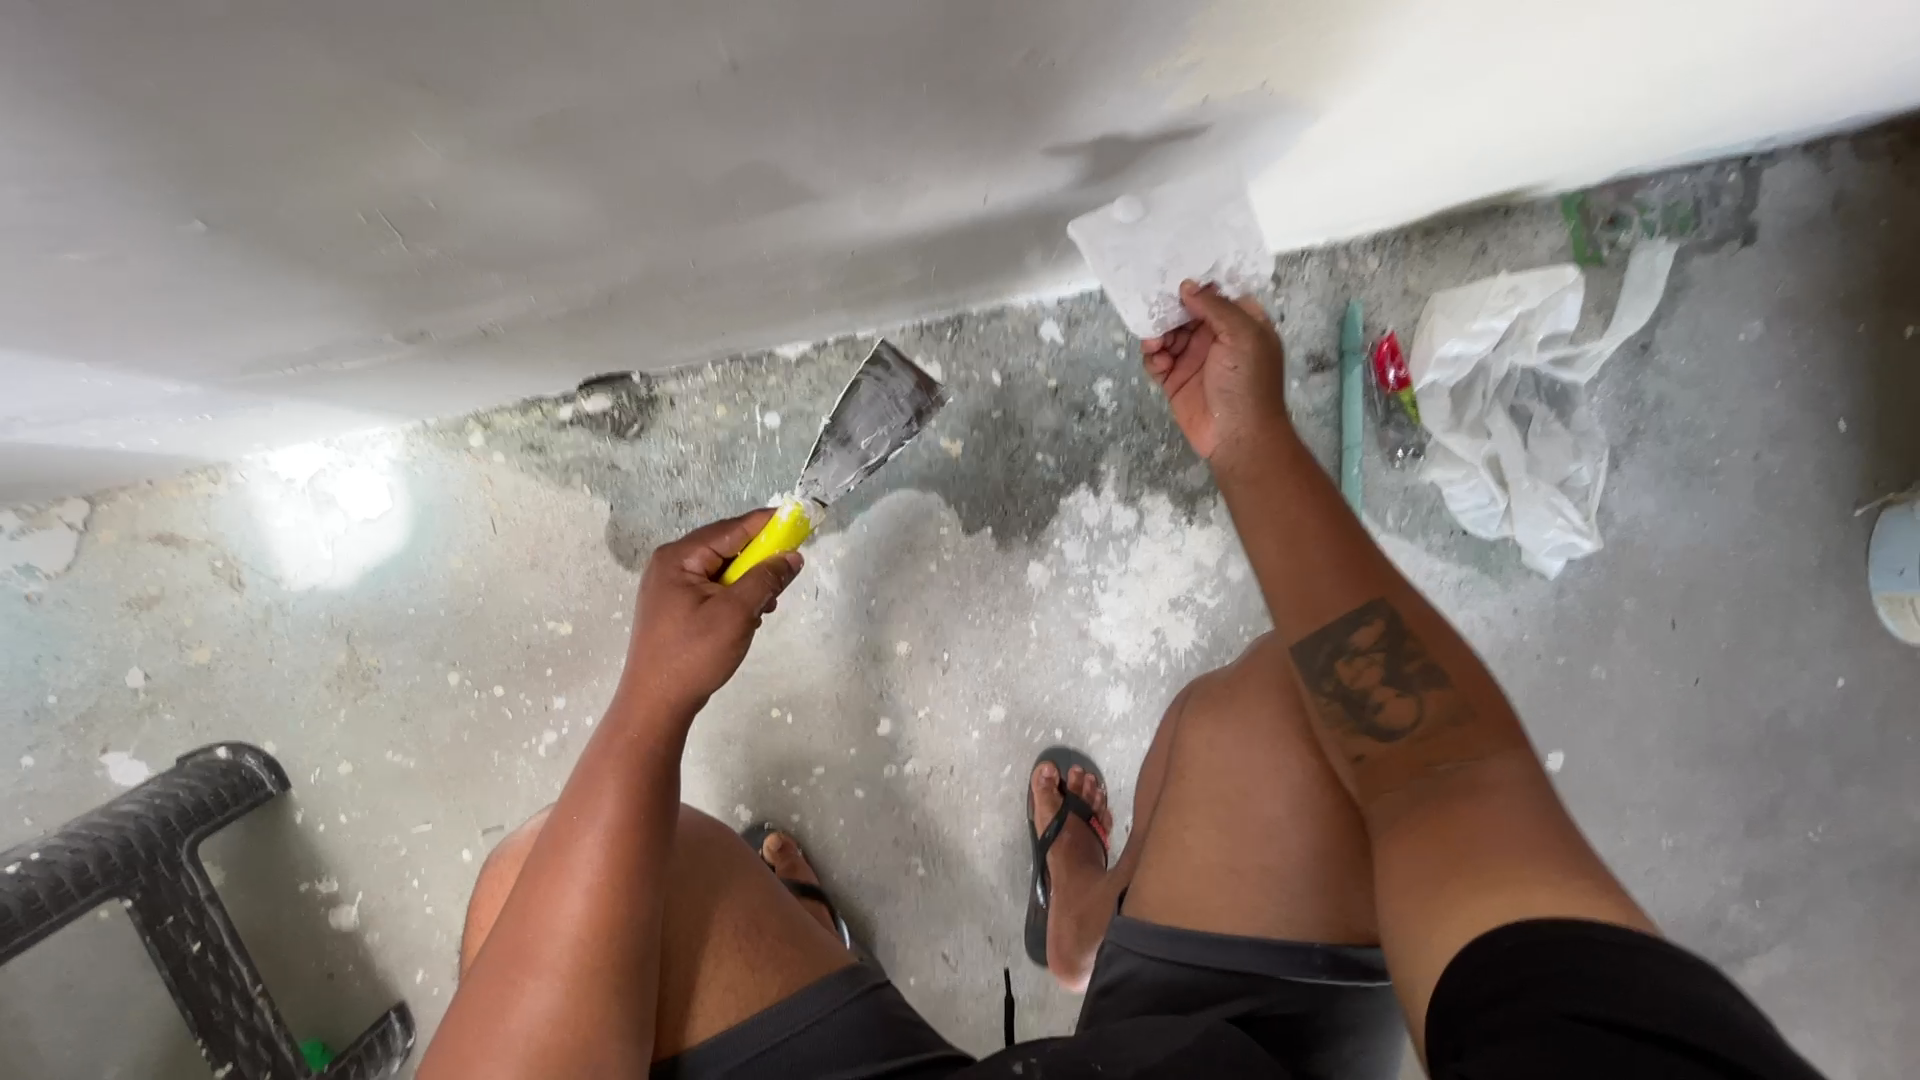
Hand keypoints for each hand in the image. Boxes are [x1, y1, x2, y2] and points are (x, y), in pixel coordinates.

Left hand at [618, 509, 803, 721]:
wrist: (656, 704)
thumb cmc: (694, 654)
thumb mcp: (737, 613)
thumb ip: (766, 579)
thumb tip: (792, 557)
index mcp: (678, 558)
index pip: (731, 529)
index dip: (766, 524)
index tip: (798, 520)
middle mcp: (670, 565)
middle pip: (726, 548)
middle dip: (759, 558)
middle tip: (786, 573)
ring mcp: (671, 587)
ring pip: (722, 570)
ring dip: (750, 581)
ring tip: (767, 603)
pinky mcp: (676, 608)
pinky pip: (714, 589)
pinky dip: (736, 596)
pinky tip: (750, 615)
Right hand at [1142, 281, 1290, 468]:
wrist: (1237, 434)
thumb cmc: (1247, 381)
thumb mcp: (1242, 334)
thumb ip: (1215, 306)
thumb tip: (1187, 286)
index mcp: (1239, 323)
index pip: (1216, 294)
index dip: (1197, 284)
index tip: (1175, 274)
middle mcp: (1215, 338)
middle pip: (1185, 312)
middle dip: (1169, 310)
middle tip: (1156, 310)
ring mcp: (1193, 359)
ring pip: (1167, 334)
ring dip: (1158, 334)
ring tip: (1156, 342)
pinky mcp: (1174, 380)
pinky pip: (1157, 360)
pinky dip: (1153, 357)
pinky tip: (1158, 360)